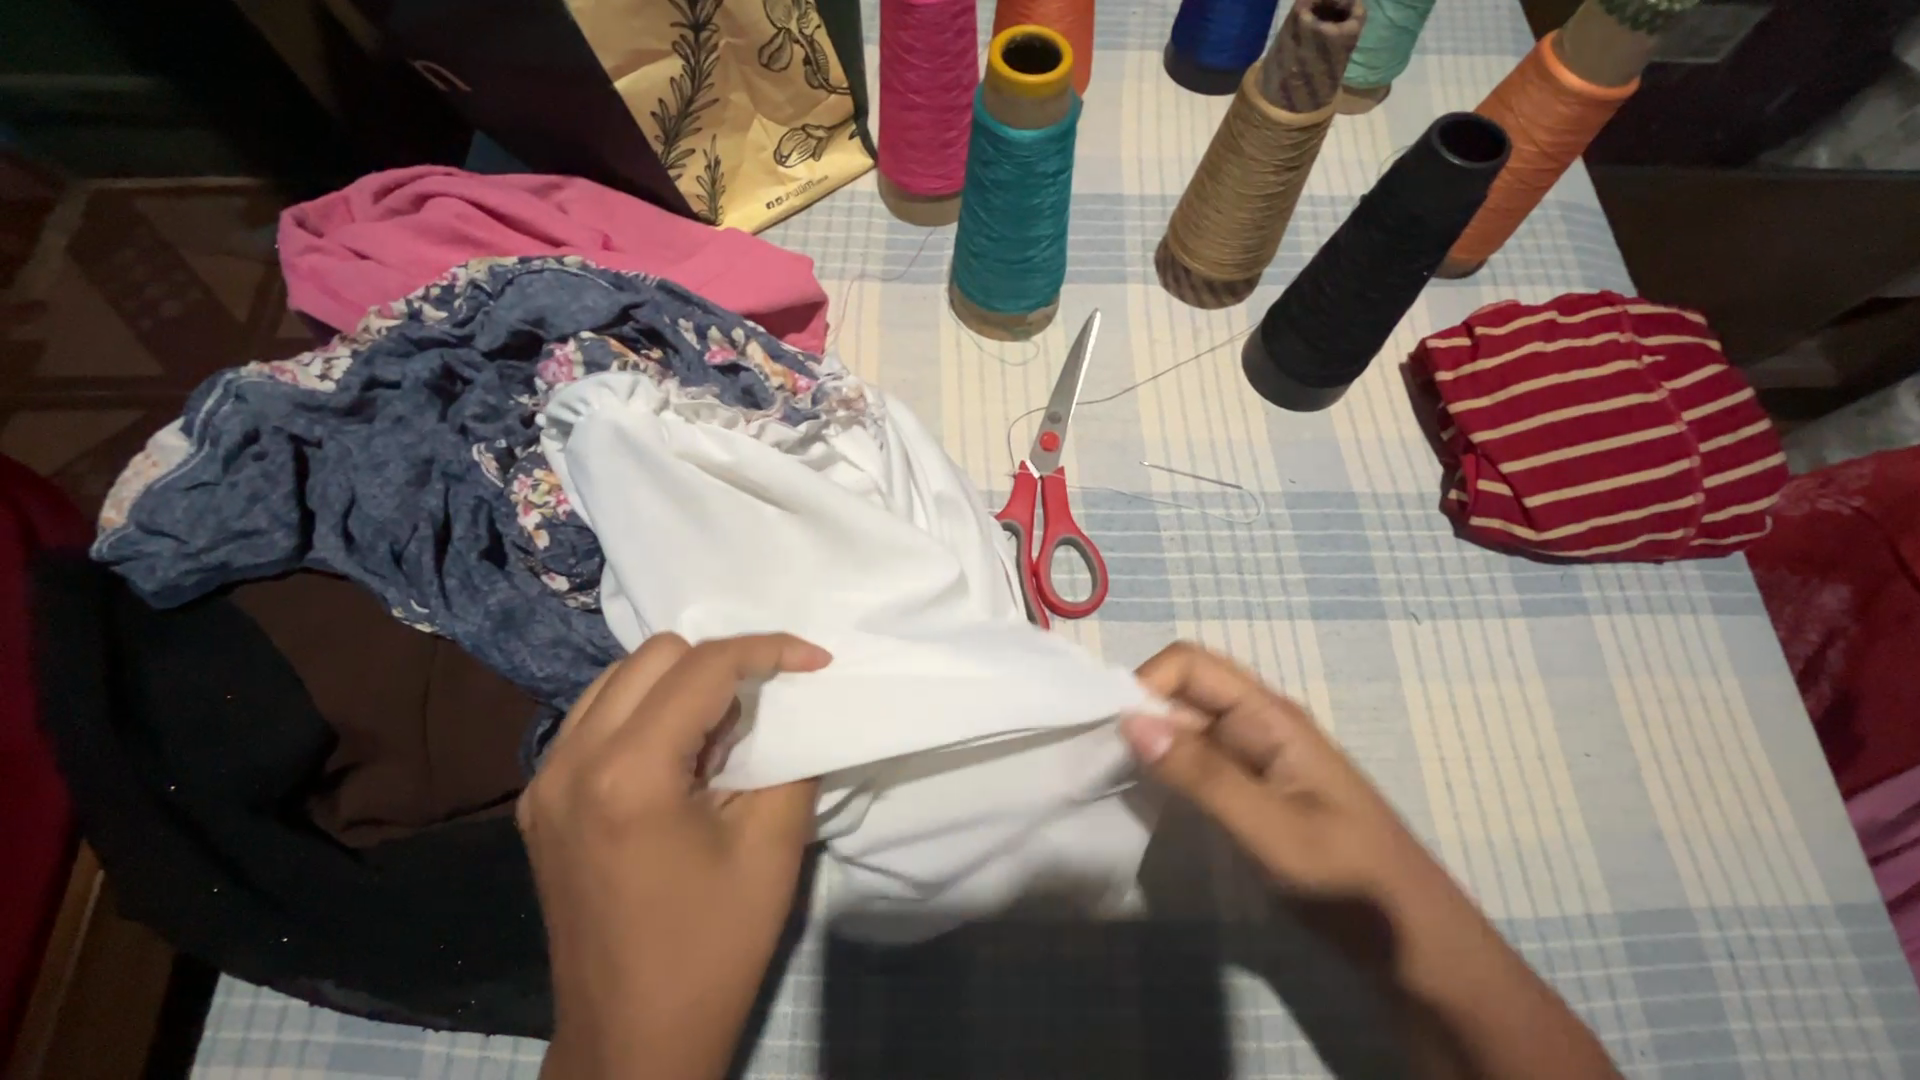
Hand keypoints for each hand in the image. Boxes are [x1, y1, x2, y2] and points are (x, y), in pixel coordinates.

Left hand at [519, 632, 830, 1079]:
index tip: (816, 660)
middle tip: (764, 708)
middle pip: (655, 655)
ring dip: (679, 683)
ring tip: (721, 733)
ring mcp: (545, 782)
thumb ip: (788, 755)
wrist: (633, 1037)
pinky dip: (643, 712)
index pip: (704, 667)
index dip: (769, 649)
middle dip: (722, 663)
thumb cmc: (714, 946)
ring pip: (618, 679)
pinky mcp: (539, 804)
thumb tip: (791, 708)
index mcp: (629, 773)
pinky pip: (594, 719)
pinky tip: (677, 757)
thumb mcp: (773, 845)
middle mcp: (571, 761)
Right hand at [1119, 642, 1433, 902]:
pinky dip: (1166, 771)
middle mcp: (1257, 724)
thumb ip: (1202, 775)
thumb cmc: (1349, 881)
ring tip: (1118, 781)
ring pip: (1185, 727)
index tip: (1112, 734)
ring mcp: (1253, 757)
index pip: (1190, 664)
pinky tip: (1150, 801)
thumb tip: (1129, 720)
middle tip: (1105, 761)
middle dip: (1140, 713)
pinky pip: (1196, 762)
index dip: (1145, 684)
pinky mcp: (1249, 789)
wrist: (1411, 942)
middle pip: (1183, 690)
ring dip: (1150, 744)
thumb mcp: (1273, 830)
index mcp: (1269, 716)